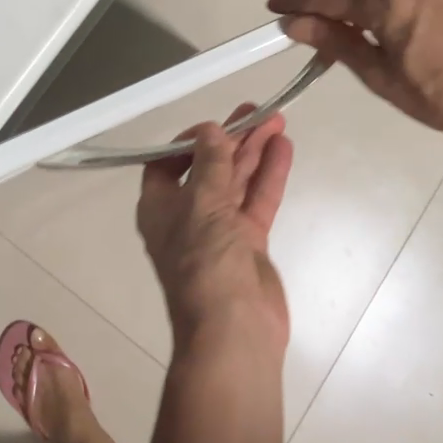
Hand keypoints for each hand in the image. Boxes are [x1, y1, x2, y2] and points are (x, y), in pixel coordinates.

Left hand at [136, 105, 292, 347]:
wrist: (233, 331)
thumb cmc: (204, 263)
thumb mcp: (202, 205)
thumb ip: (210, 165)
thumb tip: (210, 131)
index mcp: (159, 207)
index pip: (168, 163)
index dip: (190, 141)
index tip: (216, 125)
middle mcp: (186, 215)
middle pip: (209, 167)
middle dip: (232, 139)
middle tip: (258, 111)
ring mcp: (219, 230)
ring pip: (237, 181)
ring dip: (255, 152)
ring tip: (276, 120)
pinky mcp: (248, 243)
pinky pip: (258, 201)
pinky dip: (269, 176)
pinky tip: (283, 149)